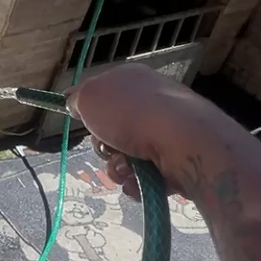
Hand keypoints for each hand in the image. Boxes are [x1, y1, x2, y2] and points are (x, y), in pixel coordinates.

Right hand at [67, 64, 242, 199]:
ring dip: (117, 166)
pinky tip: (137, 180)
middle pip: (111, 128)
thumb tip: (77, 104)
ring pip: (125, 154)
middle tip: (106, 146)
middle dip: (102, 144)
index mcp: (130, 79)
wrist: (183, 142)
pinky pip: (145, 174)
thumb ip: (77, 99)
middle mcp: (150, 102)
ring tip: (125, 168)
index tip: (78, 119)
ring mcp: (166, 131)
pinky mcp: (177, 159)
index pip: (102, 91)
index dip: (87, 106)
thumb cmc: (130, 113)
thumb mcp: (88, 96)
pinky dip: (136, 181)